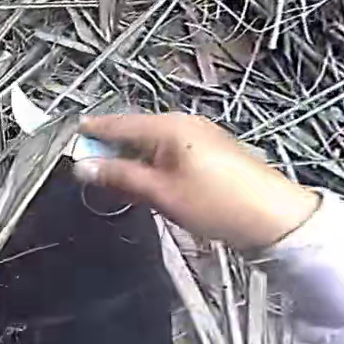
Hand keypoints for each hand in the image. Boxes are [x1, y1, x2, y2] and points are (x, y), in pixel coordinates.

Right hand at [75, 113, 320, 249]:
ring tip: (110, 179)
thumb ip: (118, 176)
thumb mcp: (159, 192)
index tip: (67, 140)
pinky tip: (141, 180)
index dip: (90, 132)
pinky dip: (147, 162)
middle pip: (132, 131)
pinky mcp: (207, 151)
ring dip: (127, 158)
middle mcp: (182, 123)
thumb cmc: (217, 204)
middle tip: (85, 168)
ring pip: (148, 142)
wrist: (276, 220)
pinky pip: (165, 150)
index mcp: (168, 127)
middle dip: (107, 147)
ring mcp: (197, 135)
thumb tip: (83, 166)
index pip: (116, 123)